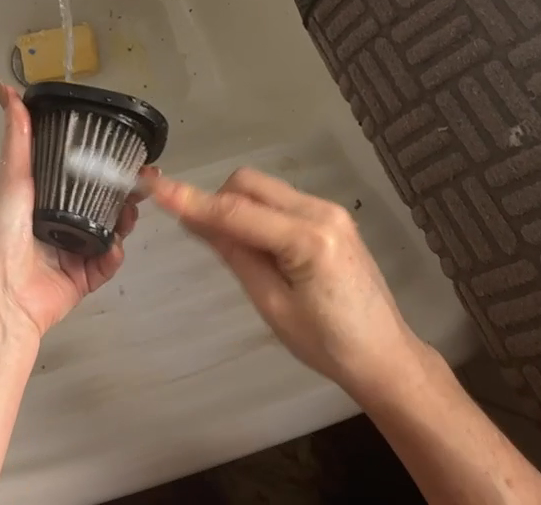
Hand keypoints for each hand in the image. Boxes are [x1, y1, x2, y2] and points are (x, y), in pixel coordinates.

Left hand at [0, 83, 145, 338]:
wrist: (2, 289)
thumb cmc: (3, 226)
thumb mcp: (12, 173)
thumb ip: (18, 134)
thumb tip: (6, 88)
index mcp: (40, 196)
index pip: (77, 174)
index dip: (101, 163)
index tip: (126, 153)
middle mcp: (56, 221)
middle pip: (98, 203)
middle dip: (122, 193)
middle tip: (142, 184)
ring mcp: (70, 252)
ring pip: (108, 232)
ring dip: (123, 222)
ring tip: (131, 214)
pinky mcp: (81, 279)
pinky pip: (105, 264)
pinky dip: (113, 255)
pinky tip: (114, 247)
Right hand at [147, 168, 421, 394]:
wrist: (386, 357)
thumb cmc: (328, 344)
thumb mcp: (271, 305)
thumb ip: (233, 254)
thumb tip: (195, 219)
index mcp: (308, 239)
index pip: (235, 211)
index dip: (191, 199)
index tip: (154, 185)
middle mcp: (321, 212)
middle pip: (248, 184)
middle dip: (218, 201)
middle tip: (207, 239)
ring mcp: (329, 210)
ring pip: (263, 188)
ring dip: (238, 207)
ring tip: (242, 253)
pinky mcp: (331, 215)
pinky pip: (280, 199)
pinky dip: (258, 213)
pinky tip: (262, 247)